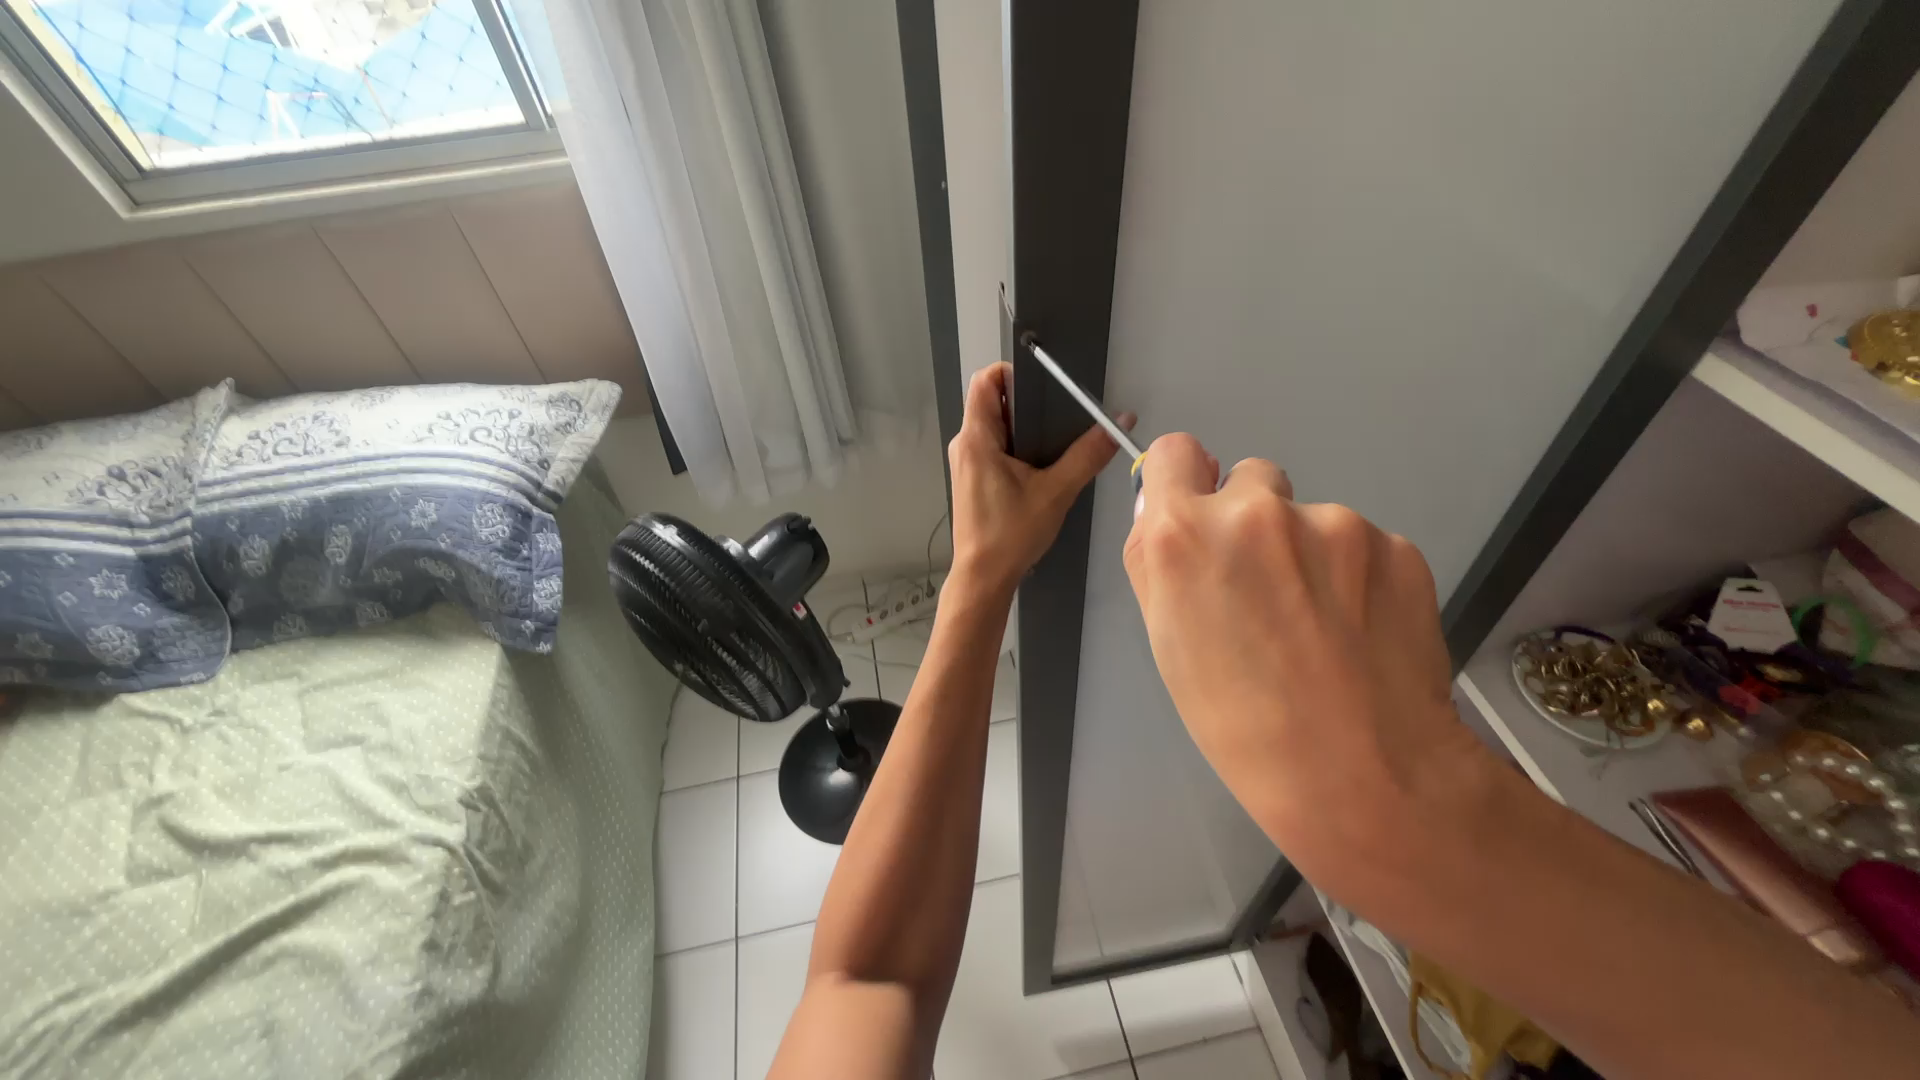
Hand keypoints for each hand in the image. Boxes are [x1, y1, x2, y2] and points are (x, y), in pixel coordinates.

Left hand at [947, 362, 1130, 595]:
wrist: (983, 577)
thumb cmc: (1011, 533)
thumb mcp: (1057, 491)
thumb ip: (1088, 454)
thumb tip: (1120, 422)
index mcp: (976, 438)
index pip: (985, 380)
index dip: (1012, 371)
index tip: (1045, 384)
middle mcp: (965, 444)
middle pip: (992, 401)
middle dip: (1027, 402)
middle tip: (1061, 414)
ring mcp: (966, 462)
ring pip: (994, 426)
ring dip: (1024, 427)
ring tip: (1056, 439)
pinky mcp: (972, 479)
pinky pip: (993, 447)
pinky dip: (1016, 446)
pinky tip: (1041, 464)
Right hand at [1121, 434, 1487, 892]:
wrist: (1360, 773)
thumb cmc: (1236, 722)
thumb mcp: (1167, 638)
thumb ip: (1160, 560)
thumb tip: (1166, 512)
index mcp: (1182, 534)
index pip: (1174, 452)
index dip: (1182, 482)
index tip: (1198, 516)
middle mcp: (1254, 510)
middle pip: (1248, 477)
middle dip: (1251, 518)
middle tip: (1265, 589)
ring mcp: (1333, 523)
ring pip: (1311, 517)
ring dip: (1309, 551)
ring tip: (1321, 625)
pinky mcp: (1395, 544)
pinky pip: (1363, 545)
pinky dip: (1358, 576)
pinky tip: (1361, 632)